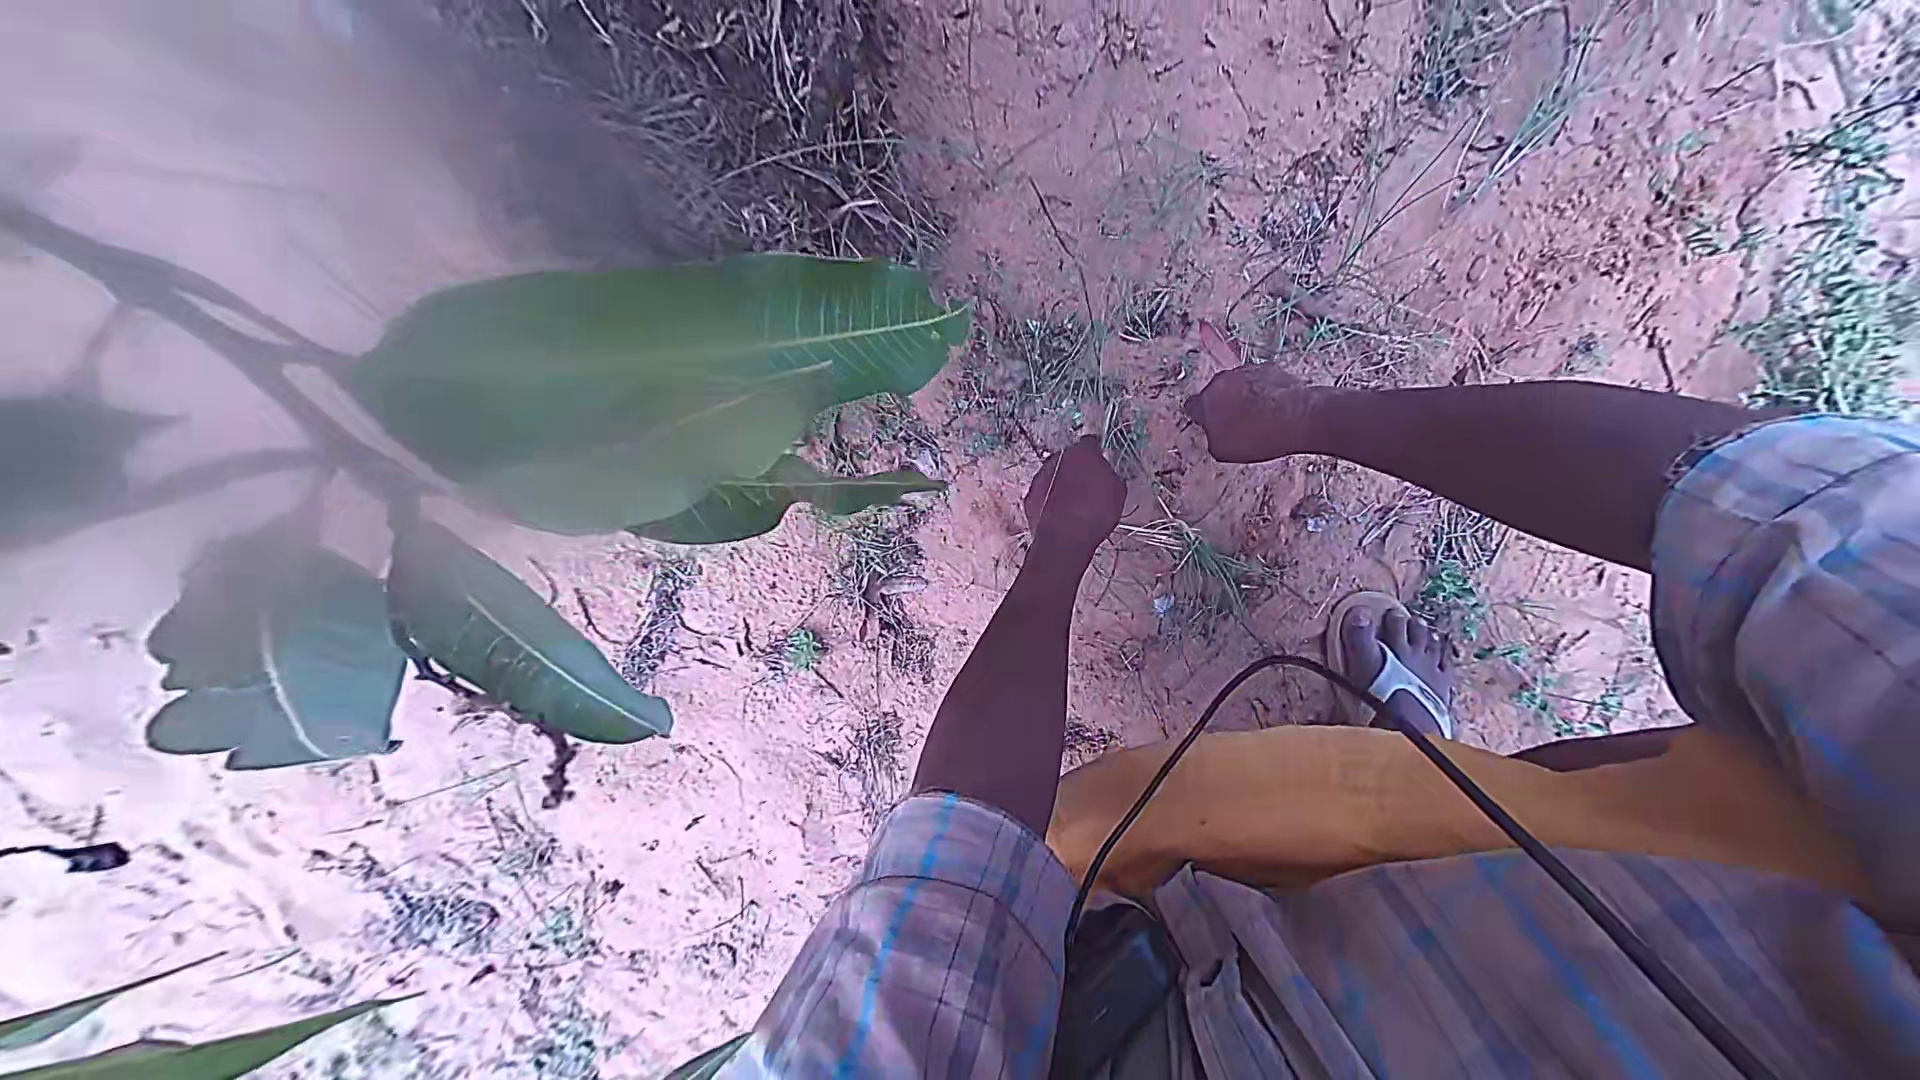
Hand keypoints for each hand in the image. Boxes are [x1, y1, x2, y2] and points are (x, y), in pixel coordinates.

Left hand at [1023, 436, 1124, 558]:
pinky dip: (1049, 499)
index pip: (1090, 443)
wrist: (1065, 539)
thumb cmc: (1093, 514)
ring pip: (1053, 475)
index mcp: (1082, 453)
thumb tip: (1109, 477)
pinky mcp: (1030, 497)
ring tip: (1075, 503)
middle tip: (1089, 485)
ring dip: (1062, 484)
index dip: (1097, 452)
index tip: (1100, 459)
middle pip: (1069, 458)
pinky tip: (1061, 513)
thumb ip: (1111, 476)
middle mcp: (1058, 460)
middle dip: (1077, 469)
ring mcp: (1040, 478)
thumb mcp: (1118, 492)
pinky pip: (1042, 493)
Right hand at [1182, 362, 1337, 462]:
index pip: (1192, 406)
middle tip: (1235, 422)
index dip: (1200, 416)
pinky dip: (1264, 390)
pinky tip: (1273, 408)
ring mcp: (1246, 371)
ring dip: (1243, 396)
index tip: (1208, 424)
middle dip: (1223, 404)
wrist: (1300, 418)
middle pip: (1215, 392)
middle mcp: (1222, 381)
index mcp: (1205, 402)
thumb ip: (1211, 437)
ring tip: (1258, 416)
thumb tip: (1213, 433)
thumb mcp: (1222, 450)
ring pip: (1237, 384)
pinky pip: (1260, 380)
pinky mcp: (1269, 368)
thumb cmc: (1259, 435)